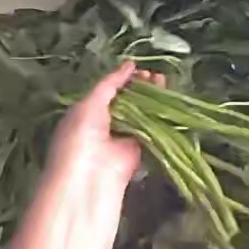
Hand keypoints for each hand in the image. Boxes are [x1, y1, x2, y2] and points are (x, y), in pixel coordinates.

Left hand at [44, 63, 151, 199]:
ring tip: (163, 84)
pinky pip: (149, 133)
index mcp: (86, 111)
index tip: (139, 69)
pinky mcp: (137, 153)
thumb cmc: (79, 138)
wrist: (86, 183)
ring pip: (140, 115)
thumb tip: (129, 65)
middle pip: (126, 101)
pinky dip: (159, 120)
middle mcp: (103, 124)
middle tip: (155, 76)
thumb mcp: (89, 105)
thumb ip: (109, 85)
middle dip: (140, 88)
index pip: (108, 90)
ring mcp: (120, 139)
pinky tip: (169, 105)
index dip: (123, 79)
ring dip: (151, 101)